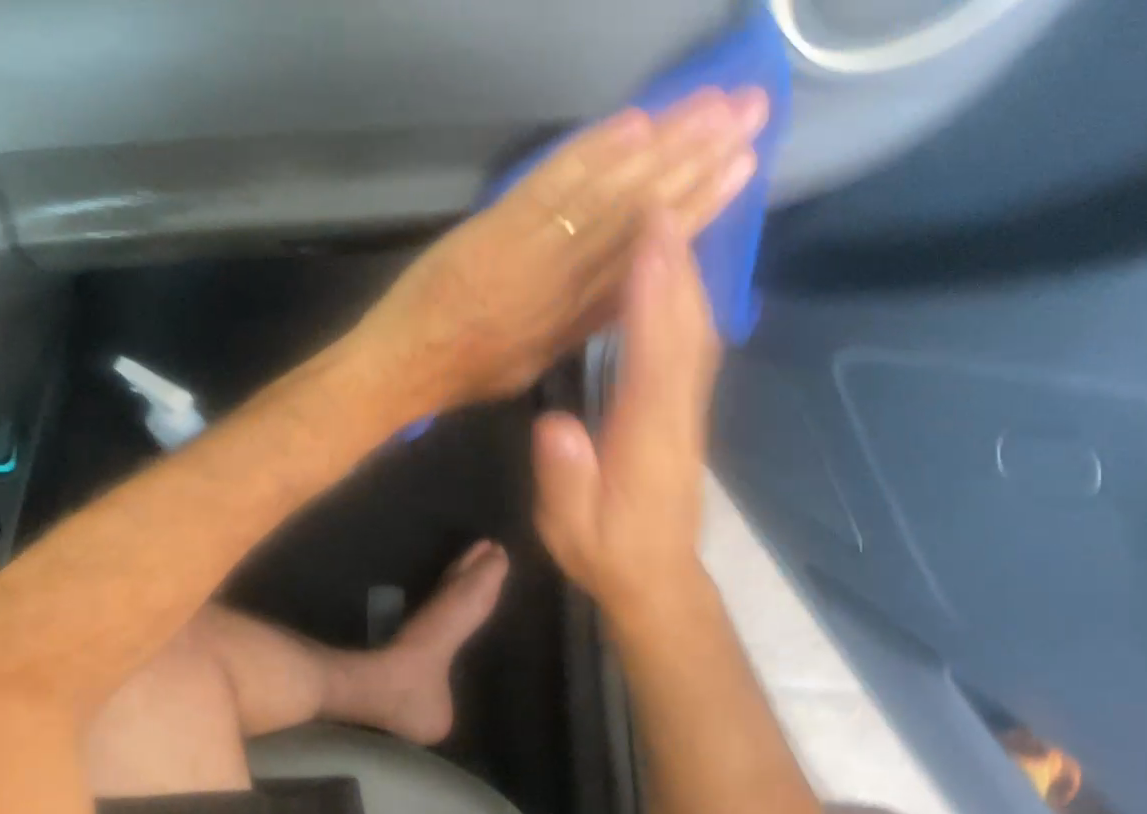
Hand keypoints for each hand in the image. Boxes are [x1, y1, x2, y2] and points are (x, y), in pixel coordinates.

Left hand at [353, 86, 765, 408]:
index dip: (698, 211)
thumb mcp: (532, 362)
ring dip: (660, 146)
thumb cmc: (461, 374)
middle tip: (749, 112)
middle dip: (696, 162)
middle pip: (639, 217)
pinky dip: (591, 153)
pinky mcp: (491, 232)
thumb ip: (580, 323)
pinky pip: (549, 187)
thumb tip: (626, 285)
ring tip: (711, 105)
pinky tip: (633, 124)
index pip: (646, 258)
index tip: (742, 169)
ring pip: (603, 196)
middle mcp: (562, 284)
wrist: (397, 367)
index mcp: (575, 321)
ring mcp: (526, 255)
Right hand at [531, 211, 719, 619]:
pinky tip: (676, 278)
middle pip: (687, 327)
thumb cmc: (606, 551)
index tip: (649, 235)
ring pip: (699, 330)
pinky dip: (689, 301)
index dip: (653, 293)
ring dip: (688, 273)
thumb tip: (555, 425)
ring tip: (672, 220)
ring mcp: (689, 409)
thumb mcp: (572, 527)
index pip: (655, 354)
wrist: (657, 577)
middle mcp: (678, 412)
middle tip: (664, 200)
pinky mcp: (686, 410)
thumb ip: (567, 477)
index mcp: (647, 436)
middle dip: (676, 262)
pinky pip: (695, 345)